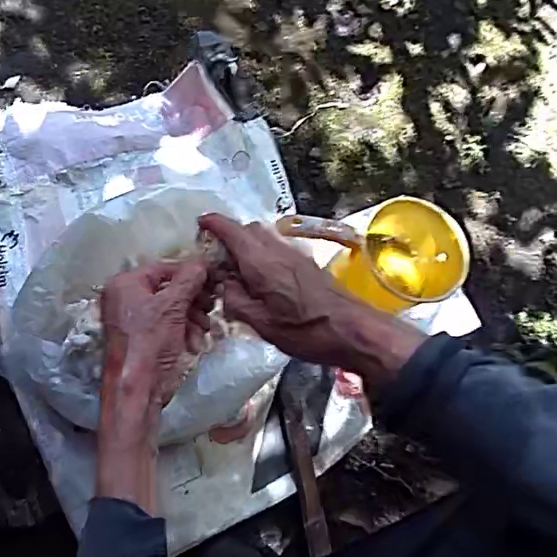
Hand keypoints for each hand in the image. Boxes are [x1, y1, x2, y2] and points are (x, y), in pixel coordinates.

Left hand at [95, 260, 211, 514]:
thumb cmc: (149, 342)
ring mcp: (133, 320)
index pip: (163, 268)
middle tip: (212, 305)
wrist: (138, 388)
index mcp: (124, 284)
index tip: (214, 281)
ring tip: (203, 328)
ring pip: (172, 309)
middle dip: (193, 299)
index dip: (190, 274)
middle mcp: (125, 298)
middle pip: (169, 289)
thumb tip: (202, 263)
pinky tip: (195, 342)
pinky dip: (184, 331)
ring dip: (192, 317)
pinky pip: (168, 326)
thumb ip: (189, 280)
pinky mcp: (143, 339)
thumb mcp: (172, 306)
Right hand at [198, 213, 424, 391]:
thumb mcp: (261, 324)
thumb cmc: (307, 332)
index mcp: (262, 263)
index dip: (213, 224)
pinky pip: (276, 249)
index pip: (232, 230)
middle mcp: (278, 251)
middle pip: (248, 230)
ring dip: (246, 247)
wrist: (356, 333)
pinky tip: (259, 281)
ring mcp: (295, 255)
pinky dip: (261, 256)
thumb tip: (224, 284)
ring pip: (264, 238)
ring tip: (235, 273)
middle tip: (215, 260)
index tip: (199, 225)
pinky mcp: (306, 265)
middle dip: (229, 238)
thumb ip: (235, 300)